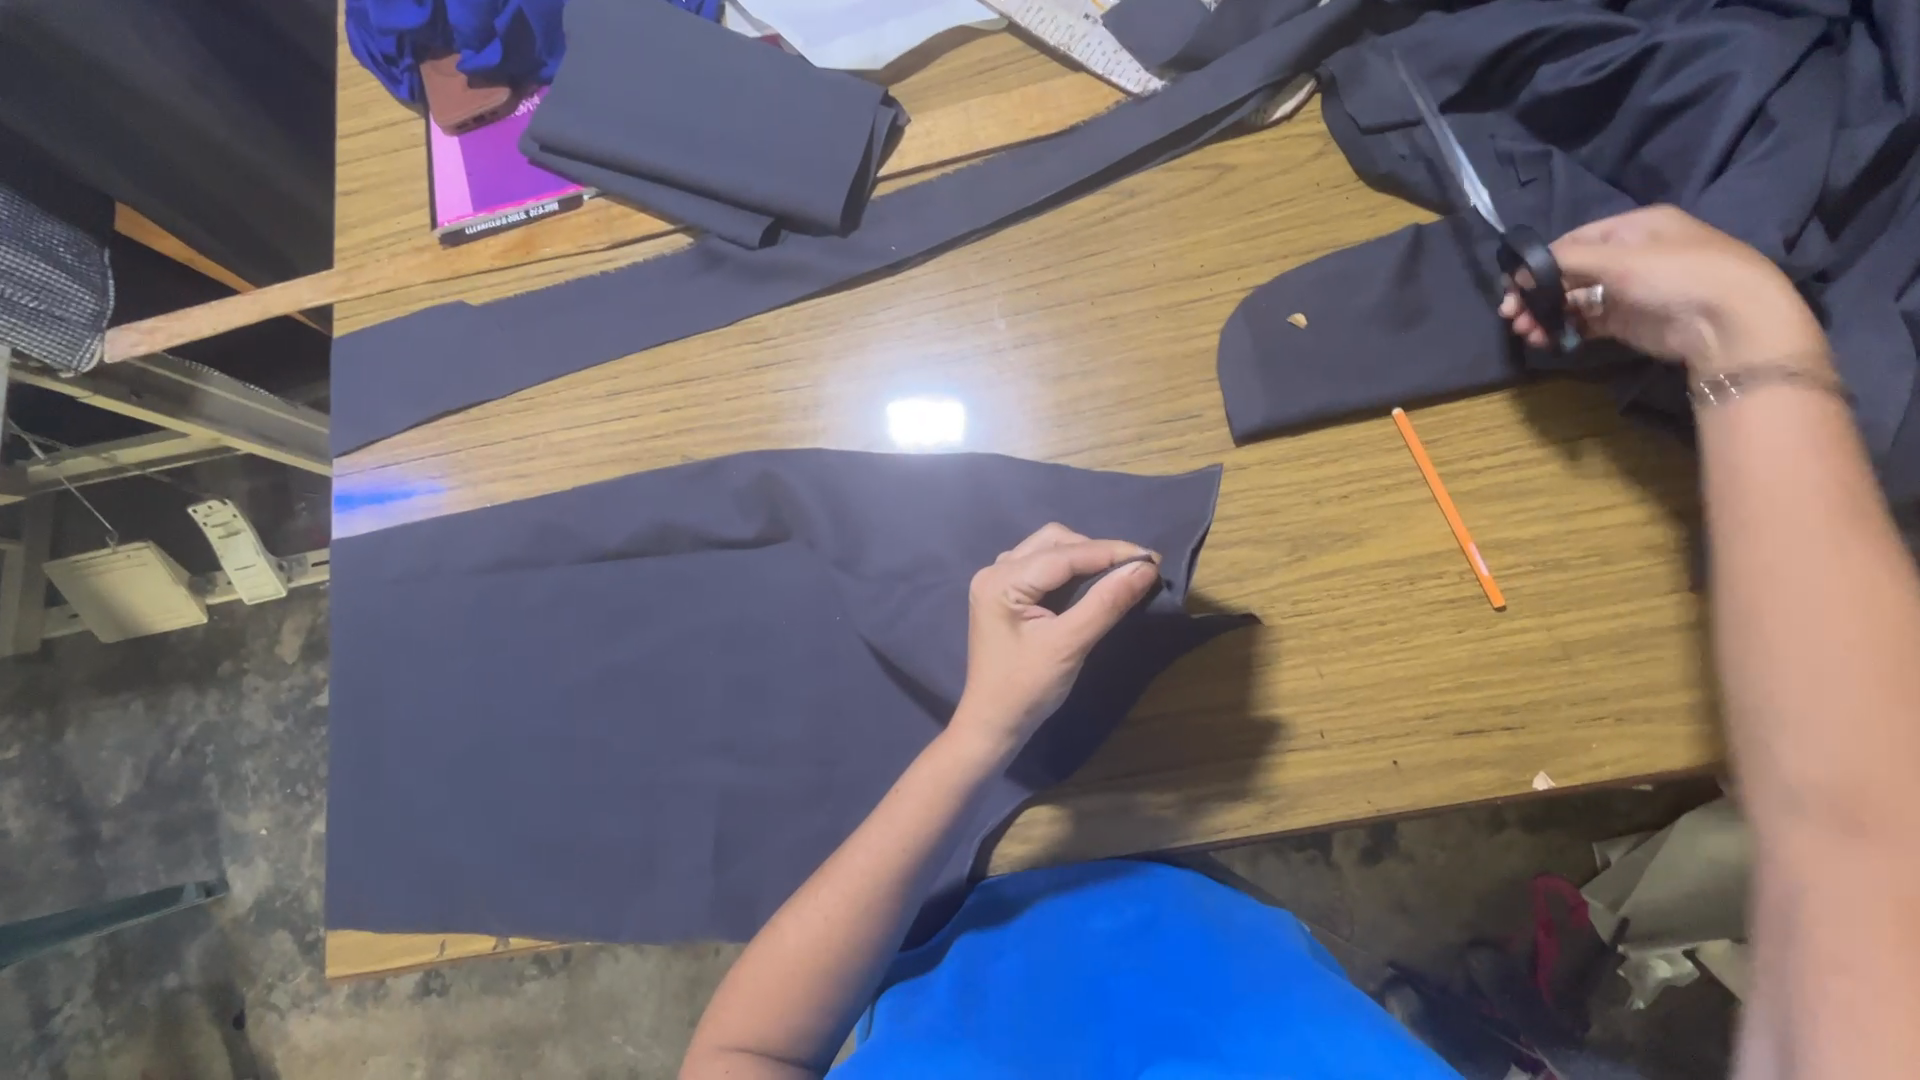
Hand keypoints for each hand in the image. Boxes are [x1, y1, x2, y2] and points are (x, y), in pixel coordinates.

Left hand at [949, 523, 1161, 754]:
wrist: (994, 724)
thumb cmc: (1027, 688)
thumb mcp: (1069, 645)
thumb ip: (1106, 603)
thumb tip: (1145, 569)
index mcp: (1002, 581)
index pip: (1064, 554)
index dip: (1111, 553)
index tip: (1153, 559)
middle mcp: (995, 571)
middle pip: (1054, 541)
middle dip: (1097, 551)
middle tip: (1137, 569)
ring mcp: (998, 582)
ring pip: (1049, 550)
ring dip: (1084, 557)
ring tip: (1119, 574)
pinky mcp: (1006, 595)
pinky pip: (1043, 567)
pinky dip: (1070, 569)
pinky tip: (1092, 583)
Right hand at [1500, 205, 1829, 374]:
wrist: (1728, 321)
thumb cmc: (1677, 275)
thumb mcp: (1621, 260)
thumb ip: (1566, 263)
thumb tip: (1520, 272)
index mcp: (1633, 229)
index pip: (1571, 243)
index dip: (1538, 265)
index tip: (1511, 289)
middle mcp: (1628, 256)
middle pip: (1568, 273)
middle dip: (1537, 295)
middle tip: (1511, 317)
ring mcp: (1626, 289)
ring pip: (1572, 299)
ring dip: (1545, 315)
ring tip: (1527, 333)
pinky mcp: (1625, 319)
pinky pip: (1584, 321)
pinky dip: (1562, 329)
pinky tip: (1546, 339)